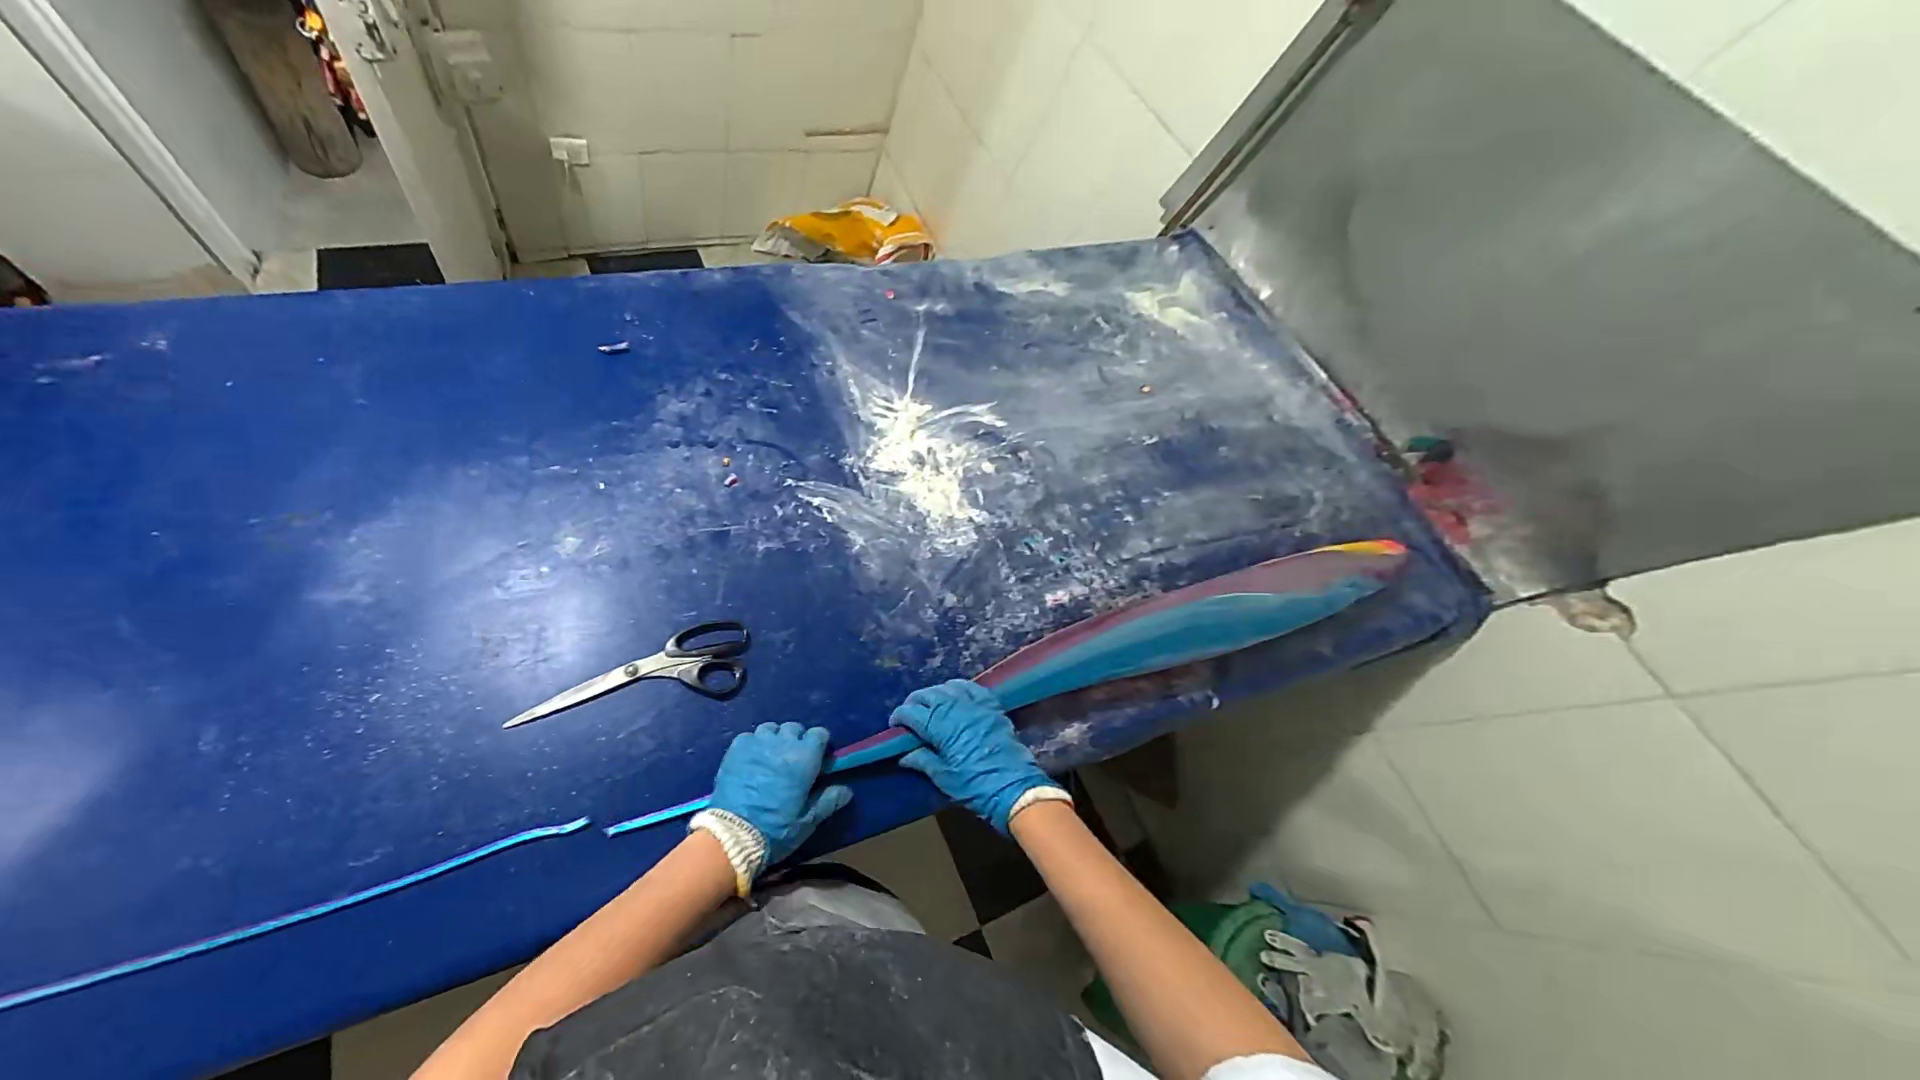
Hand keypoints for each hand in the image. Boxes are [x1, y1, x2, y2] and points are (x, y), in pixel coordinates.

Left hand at [709, 722, 851, 865]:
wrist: (732, 835)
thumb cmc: (775, 829)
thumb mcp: (808, 821)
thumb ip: (829, 801)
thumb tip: (847, 790)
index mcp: (805, 757)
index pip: (819, 733)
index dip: (820, 745)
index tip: (817, 760)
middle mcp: (783, 743)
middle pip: (795, 727)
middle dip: (797, 740)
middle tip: (793, 761)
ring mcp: (757, 743)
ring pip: (771, 729)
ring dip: (774, 739)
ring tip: (771, 757)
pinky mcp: (735, 749)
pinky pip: (749, 736)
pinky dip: (753, 744)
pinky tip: (751, 760)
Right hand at [890, 679, 1052, 832]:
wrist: (1015, 789)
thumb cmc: (975, 786)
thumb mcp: (943, 777)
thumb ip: (922, 760)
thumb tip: (904, 753)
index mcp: (941, 727)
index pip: (912, 712)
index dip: (900, 717)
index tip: (895, 725)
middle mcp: (957, 709)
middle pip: (929, 695)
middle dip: (915, 702)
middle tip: (909, 716)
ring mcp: (976, 705)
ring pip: (948, 687)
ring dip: (935, 694)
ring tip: (930, 706)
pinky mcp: (992, 707)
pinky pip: (972, 688)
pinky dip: (959, 688)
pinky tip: (955, 696)